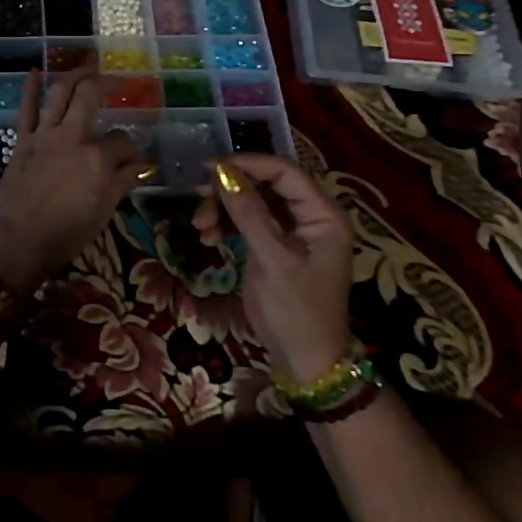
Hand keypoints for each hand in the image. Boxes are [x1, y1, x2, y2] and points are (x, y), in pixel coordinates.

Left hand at [0, 69, 146, 295]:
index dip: (133, 147)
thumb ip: (121, 182)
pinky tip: (35, 72)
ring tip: (88, 64)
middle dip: (106, 82)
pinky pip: (26, 109)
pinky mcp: (22, 141)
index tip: (133, 155)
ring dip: (74, 74)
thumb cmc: (64, 234)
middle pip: (91, 96)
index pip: (124, 141)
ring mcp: (43, 136)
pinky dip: (29, 89)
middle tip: (116, 79)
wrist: (16, 242)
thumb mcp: (103, 212)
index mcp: (98, 158)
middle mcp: (72, 137)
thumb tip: (138, 164)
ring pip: (60, 93)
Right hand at [192, 154, 352, 380]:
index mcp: (323, 215)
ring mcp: (289, 232)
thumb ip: (250, 214)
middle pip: (264, 184)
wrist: (303, 357)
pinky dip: (224, 225)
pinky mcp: (271, 246)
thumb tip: (223, 173)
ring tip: (200, 226)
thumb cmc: (297, 309)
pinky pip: (245, 222)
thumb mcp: (273, 259)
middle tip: (198, 196)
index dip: (249, 164)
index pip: (286, 172)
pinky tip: (207, 238)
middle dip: (230, 189)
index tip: (210, 167)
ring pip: (250, 202)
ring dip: (222, 208)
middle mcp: (309, 217)